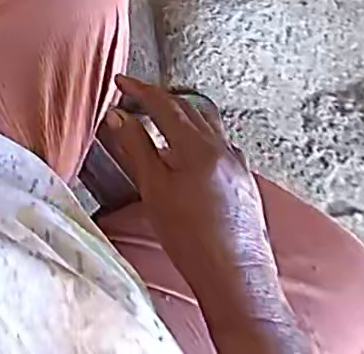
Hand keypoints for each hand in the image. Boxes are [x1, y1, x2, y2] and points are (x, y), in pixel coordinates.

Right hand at [101, 77, 303, 352]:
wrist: (237, 283)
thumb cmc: (192, 240)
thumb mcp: (153, 189)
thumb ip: (135, 146)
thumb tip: (118, 115)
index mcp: (198, 146)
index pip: (164, 103)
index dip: (139, 89)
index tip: (121, 81)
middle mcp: (222, 148)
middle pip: (187, 107)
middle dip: (159, 97)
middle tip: (135, 96)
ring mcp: (238, 164)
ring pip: (207, 122)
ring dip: (181, 112)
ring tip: (161, 116)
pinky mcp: (245, 181)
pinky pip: (220, 141)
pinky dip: (200, 133)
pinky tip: (190, 149)